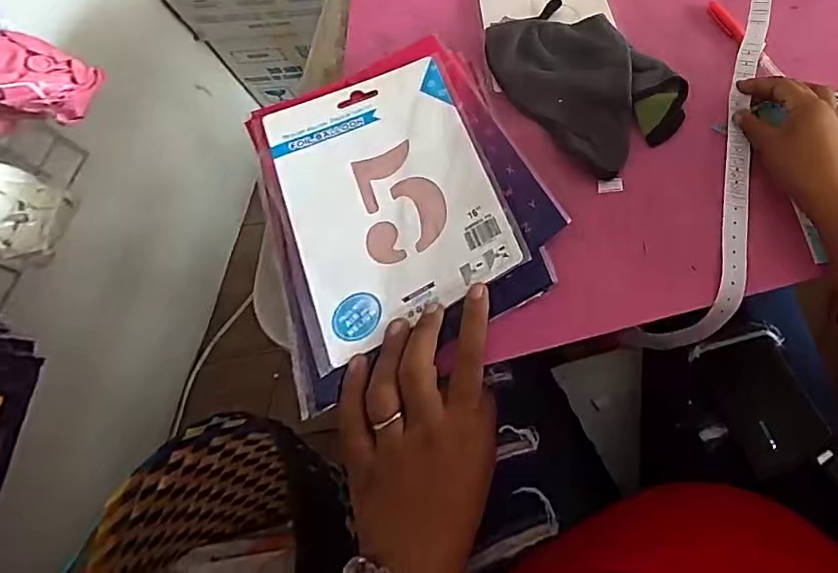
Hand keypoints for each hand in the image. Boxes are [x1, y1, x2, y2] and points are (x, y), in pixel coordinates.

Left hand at [340, 286, 495, 572]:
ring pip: (385, 384)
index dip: (473, 321)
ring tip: (398, 325)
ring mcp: (390, 442)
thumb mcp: (485, 452)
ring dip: (391, 349)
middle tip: (430, 309)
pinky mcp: (360, 460)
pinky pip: (352, 417)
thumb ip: (482, 409)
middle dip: (425, 330)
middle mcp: (427, 425)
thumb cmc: (461, 502)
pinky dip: (353, 386)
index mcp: (463, 423)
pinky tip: (359, 361)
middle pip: (420, 366)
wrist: (418, 558)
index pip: (472, 359)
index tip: (474, 292)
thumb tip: (477, 373)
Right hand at [733, 76, 837, 219]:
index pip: (780, 85)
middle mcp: (825, 106)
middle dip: (775, 89)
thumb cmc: (800, 168)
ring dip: (798, 93)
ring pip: (818, 95)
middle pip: (798, 87)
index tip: (741, 89)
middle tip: (755, 98)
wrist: (831, 197)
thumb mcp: (769, 145)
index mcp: (807, 103)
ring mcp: (836, 120)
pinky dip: (821, 108)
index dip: (758, 85)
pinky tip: (814, 115)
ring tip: (783, 101)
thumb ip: (753, 125)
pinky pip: (833, 112)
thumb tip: (742, 115)